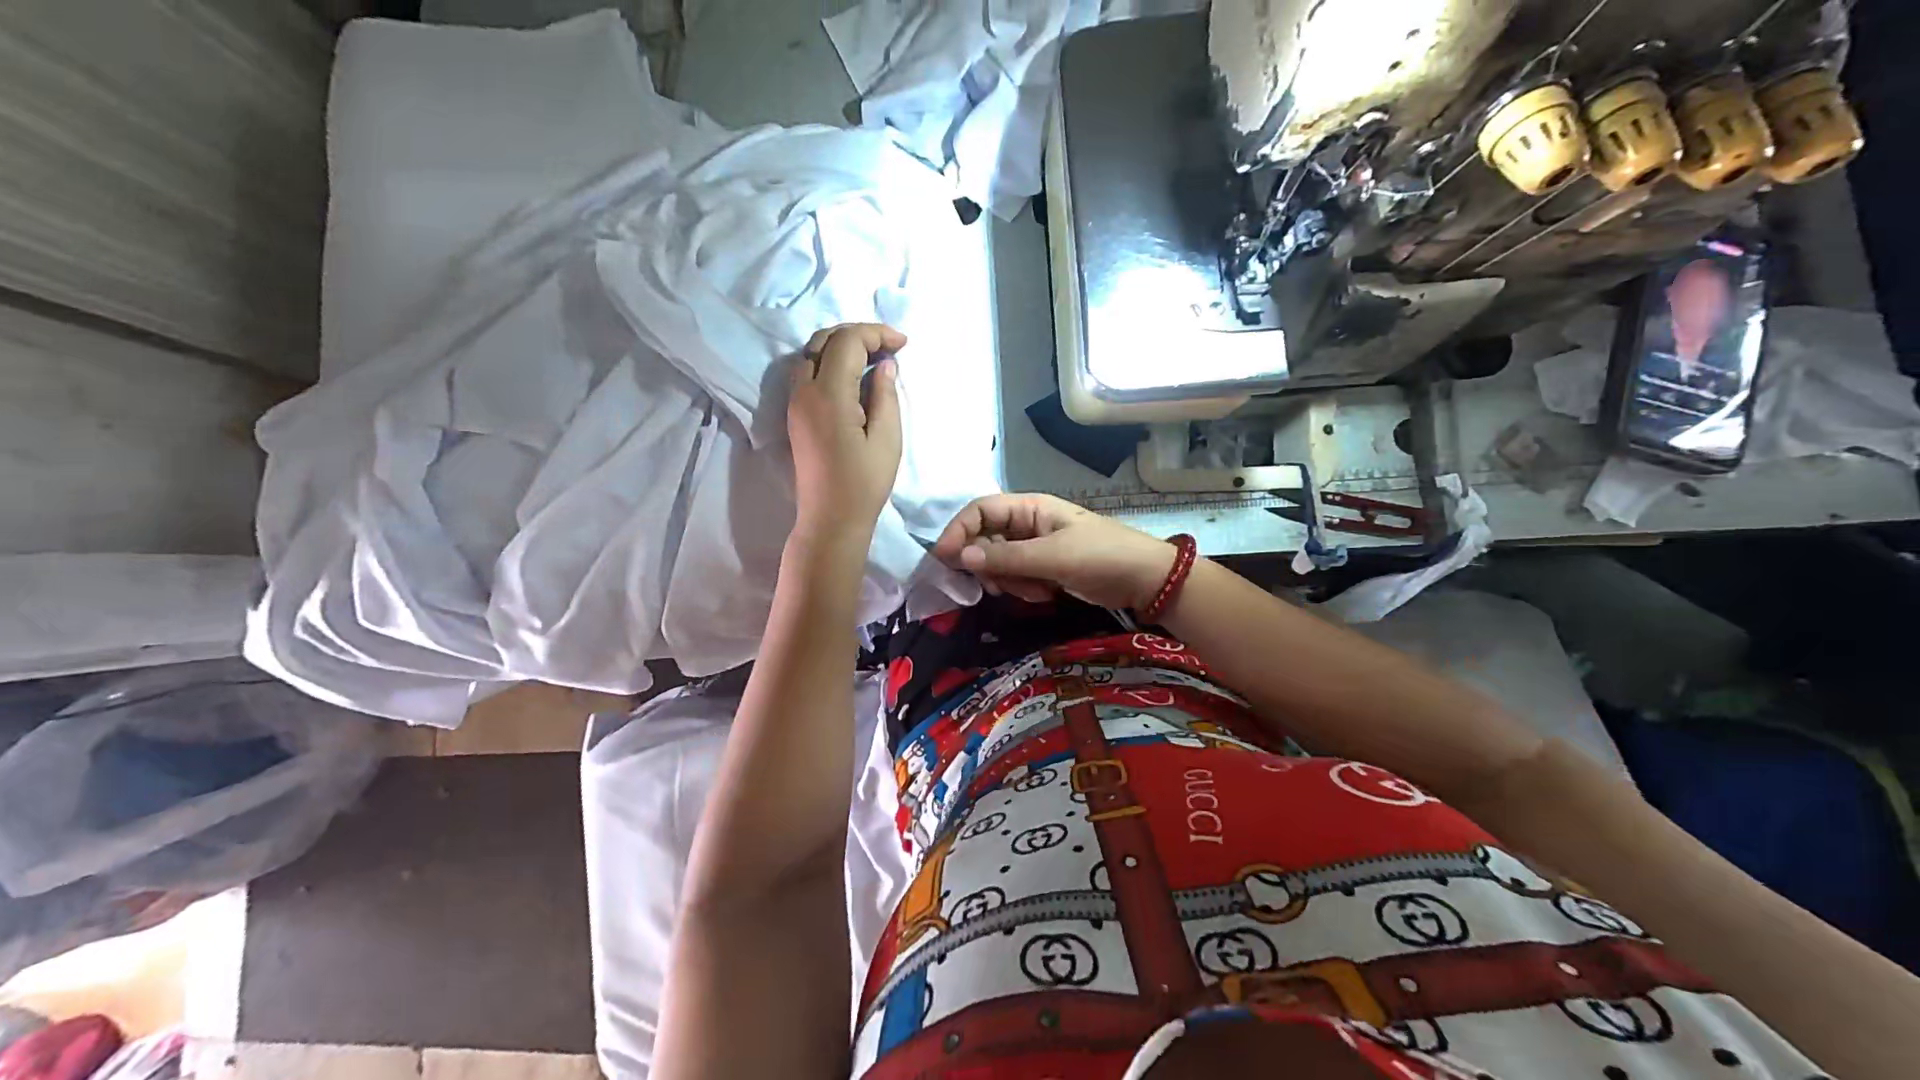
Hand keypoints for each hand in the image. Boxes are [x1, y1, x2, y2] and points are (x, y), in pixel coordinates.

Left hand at [787, 323, 904, 542]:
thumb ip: (885, 395)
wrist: (830, 519)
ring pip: (811, 353)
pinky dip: (829, 362)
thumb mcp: (887, 439)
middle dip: (858, 334)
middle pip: (824, 340)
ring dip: (841, 346)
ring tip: (872, 357)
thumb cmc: (864, 484)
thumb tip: (884, 365)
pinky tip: (853, 376)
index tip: (903, 344)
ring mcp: (795, 403)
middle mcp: (804, 391)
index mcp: (828, 395)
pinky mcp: (795, 415)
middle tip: (889, 346)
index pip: (847, 342)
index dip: (876, 334)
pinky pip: (807, 372)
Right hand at [932, 493, 1176, 610]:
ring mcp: (1035, 548)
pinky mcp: (1043, 569)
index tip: (944, 559)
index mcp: (1030, 508)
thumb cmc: (1101, 556)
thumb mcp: (1053, 557)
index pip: (980, 510)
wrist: (1145, 580)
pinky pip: (1016, 577)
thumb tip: (960, 557)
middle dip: (988, 565)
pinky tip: (1045, 594)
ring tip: (1035, 590)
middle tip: (999, 586)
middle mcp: (1027, 524)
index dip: (958, 531)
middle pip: (984, 539)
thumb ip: (1006, 558)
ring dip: (1009, 580)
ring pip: (998, 563)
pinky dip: (1023, 588)